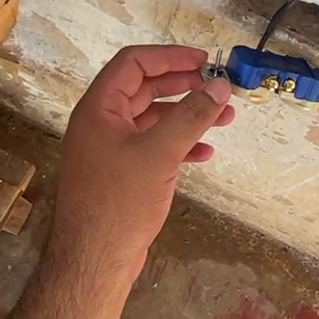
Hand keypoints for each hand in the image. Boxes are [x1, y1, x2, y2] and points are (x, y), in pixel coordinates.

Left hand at [53, 45, 234, 262]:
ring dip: (188, 116)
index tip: (204, 62)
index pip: (133, 63)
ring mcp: (111, 148)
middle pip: (146, 88)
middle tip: (219, 88)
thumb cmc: (119, 202)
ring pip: (154, 119)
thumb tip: (220, 85)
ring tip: (225, 119)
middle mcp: (102, 122)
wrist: (94, 262)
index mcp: (99, 108)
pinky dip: (179, 144)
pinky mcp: (122, 172)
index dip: (170, 57)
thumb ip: (191, 116)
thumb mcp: (160, 153)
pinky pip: (154, 145)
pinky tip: (204, 152)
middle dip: (185, 87)